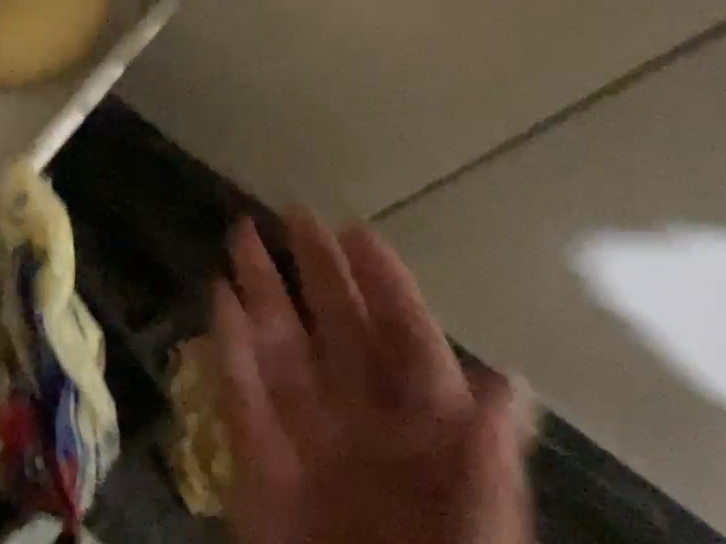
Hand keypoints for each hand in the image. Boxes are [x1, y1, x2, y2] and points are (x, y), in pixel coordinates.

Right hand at [214, 210, 533, 543]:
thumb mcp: (477, 525)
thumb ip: (485, 457)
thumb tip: (507, 384)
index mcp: (421, 428)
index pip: (403, 339)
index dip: (382, 284)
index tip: (354, 230)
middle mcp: (361, 412)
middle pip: (336, 325)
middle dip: (315, 267)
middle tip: (293, 212)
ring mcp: (303, 424)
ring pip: (279, 340)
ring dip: (261, 287)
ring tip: (242, 234)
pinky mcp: (253, 443)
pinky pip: (236, 381)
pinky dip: (225, 338)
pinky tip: (218, 298)